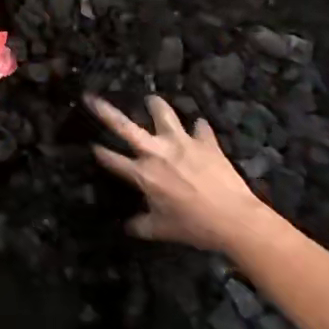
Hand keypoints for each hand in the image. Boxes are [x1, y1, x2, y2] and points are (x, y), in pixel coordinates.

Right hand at [86, 93, 275, 253]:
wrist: (236, 220)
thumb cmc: (195, 226)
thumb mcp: (162, 230)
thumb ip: (142, 226)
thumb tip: (127, 228)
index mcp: (143, 174)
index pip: (112, 159)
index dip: (100, 153)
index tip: (92, 146)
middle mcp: (156, 152)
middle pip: (125, 126)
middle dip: (105, 111)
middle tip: (92, 98)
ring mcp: (182, 144)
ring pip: (164, 114)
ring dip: (156, 106)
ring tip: (152, 101)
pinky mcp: (206, 143)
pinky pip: (201, 128)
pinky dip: (199, 128)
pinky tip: (199, 127)